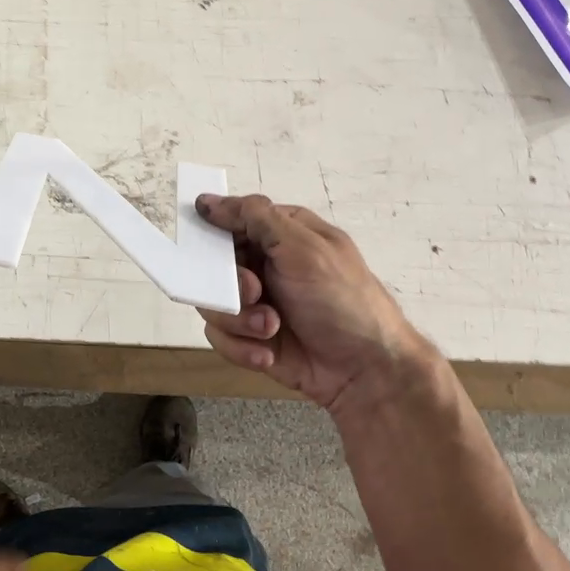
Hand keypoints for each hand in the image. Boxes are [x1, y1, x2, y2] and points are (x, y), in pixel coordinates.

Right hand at [195, 194, 434, 413]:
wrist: (363, 369)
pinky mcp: (249, 338)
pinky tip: (268, 354)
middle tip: (255, 295)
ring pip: (211, 305)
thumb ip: (255, 218)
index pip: (230, 222)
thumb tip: (206, 201)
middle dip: (230, 287)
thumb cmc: (341, 300)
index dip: (215, 236)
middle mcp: (264, 266)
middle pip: (212, 267)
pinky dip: (241, 347)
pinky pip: (220, 338)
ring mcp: (255, 304)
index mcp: (281, 235)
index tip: (210, 252)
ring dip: (239, 321)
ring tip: (270, 330)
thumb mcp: (304, 249)